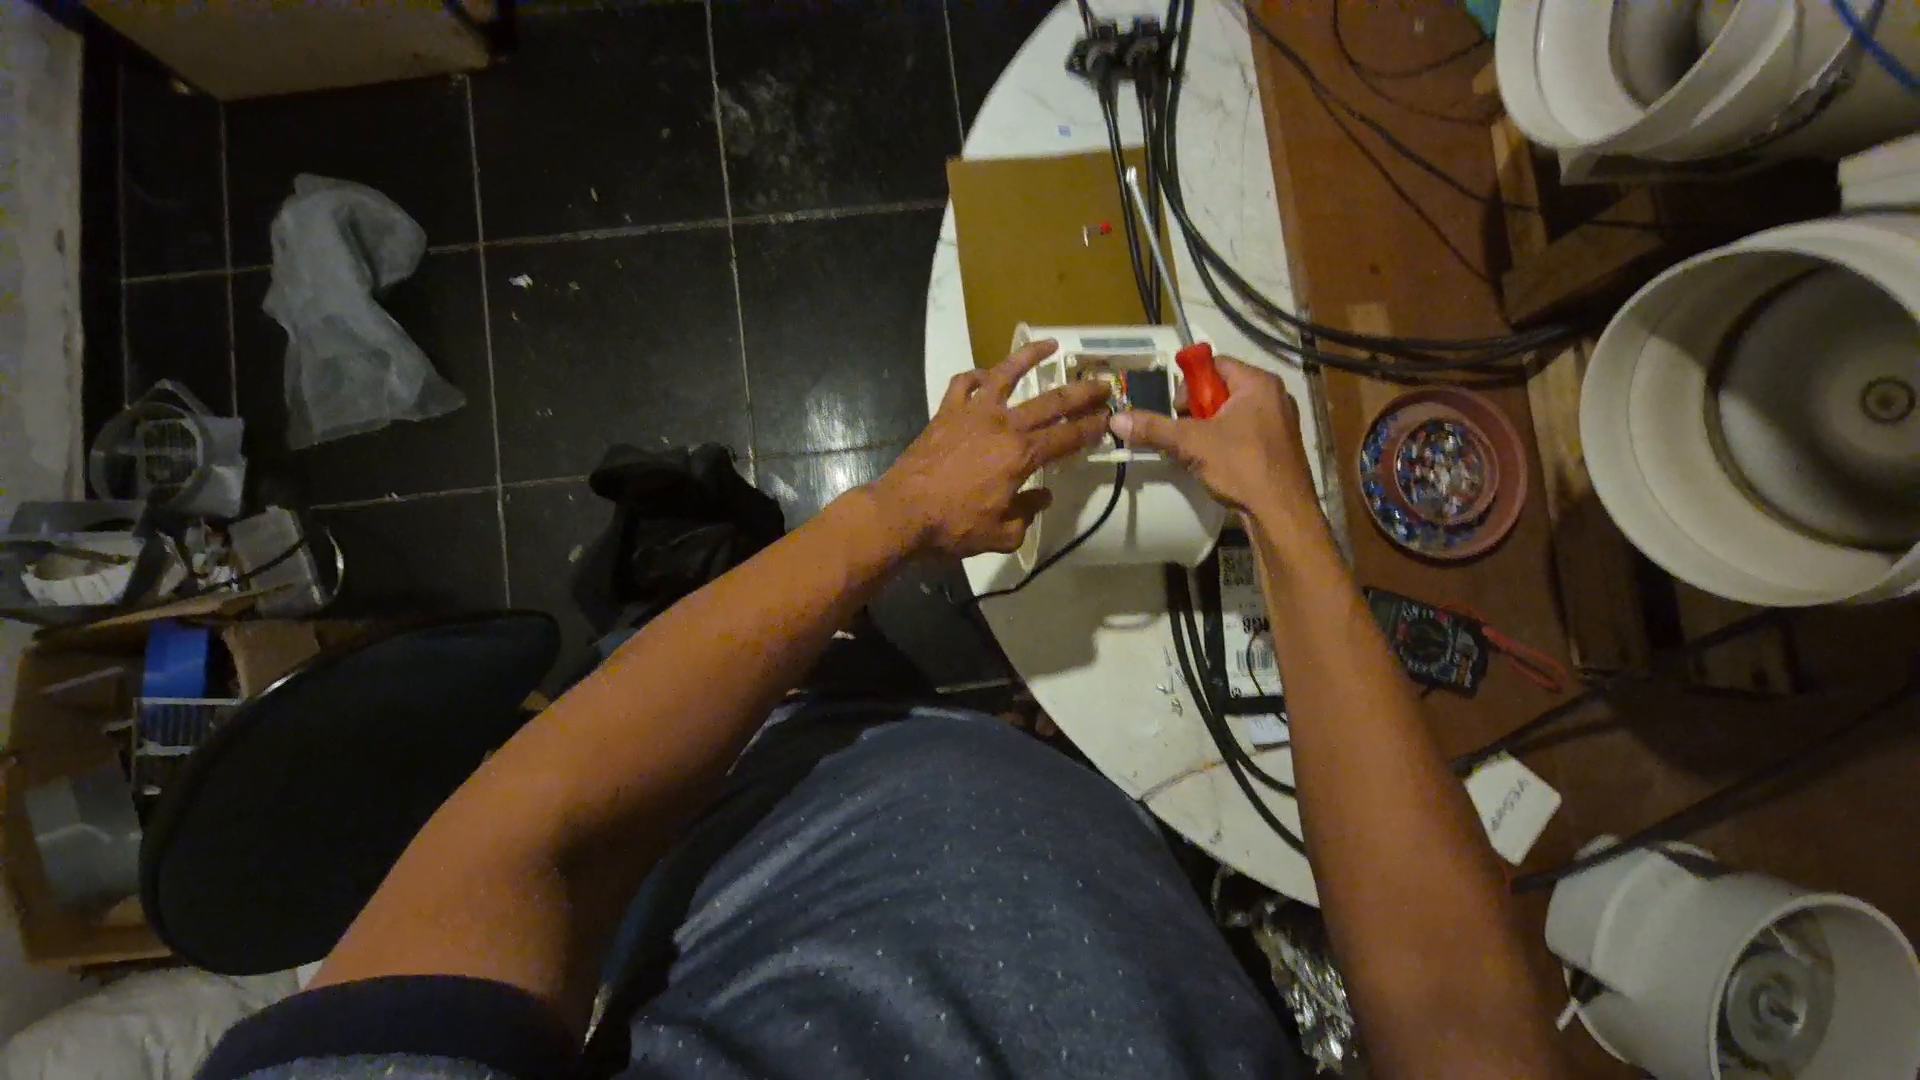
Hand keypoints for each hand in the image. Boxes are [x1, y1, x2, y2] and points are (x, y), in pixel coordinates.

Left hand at [871, 340, 1110, 557]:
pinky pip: (963, 384)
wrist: (903, 512)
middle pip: (1051, 401)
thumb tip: (1041, 497)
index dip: (1092, 429)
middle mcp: (1003, 424)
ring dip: (1030, 357)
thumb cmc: (954, 526)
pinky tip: (984, 374)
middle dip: (1081, 392)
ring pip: (1006, 374)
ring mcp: (972, 413)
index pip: (1067, 438)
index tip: (1108, 420)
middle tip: (1103, 383)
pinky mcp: (946, 412)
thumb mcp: (1002, 534)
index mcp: (1022, 454)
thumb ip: (1028, 514)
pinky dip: (976, 375)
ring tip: (1049, 345)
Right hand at [1109, 355, 1317, 524]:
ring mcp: (1279, 423)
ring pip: (1230, 415)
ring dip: (1206, 430)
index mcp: (1258, 383)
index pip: (1215, 364)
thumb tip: (1116, 419)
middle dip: (1195, 410)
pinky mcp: (1278, 448)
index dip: (1189, 383)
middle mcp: (1273, 396)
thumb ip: (1154, 428)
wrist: (1281, 513)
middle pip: (1221, 390)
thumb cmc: (1241, 465)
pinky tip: (1214, 465)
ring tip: (1195, 452)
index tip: (1176, 409)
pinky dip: (1223, 443)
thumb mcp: (1191, 443)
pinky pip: (1243, 433)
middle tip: (1183, 434)